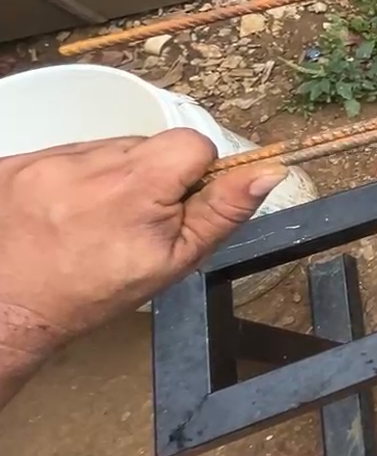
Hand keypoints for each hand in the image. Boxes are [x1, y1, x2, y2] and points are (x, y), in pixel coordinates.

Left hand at [0, 130, 285, 365]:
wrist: (6, 312)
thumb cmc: (98, 290)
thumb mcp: (180, 256)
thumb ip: (227, 209)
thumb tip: (270, 170)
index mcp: (132, 187)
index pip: (190, 143)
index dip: (196, 169)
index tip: (177, 200)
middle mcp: (81, 167)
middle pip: (150, 144)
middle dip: (154, 172)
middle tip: (137, 213)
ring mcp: (37, 164)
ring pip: (111, 148)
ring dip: (114, 173)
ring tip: (97, 212)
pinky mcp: (8, 166)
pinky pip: (69, 154)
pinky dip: (76, 175)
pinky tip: (66, 207)